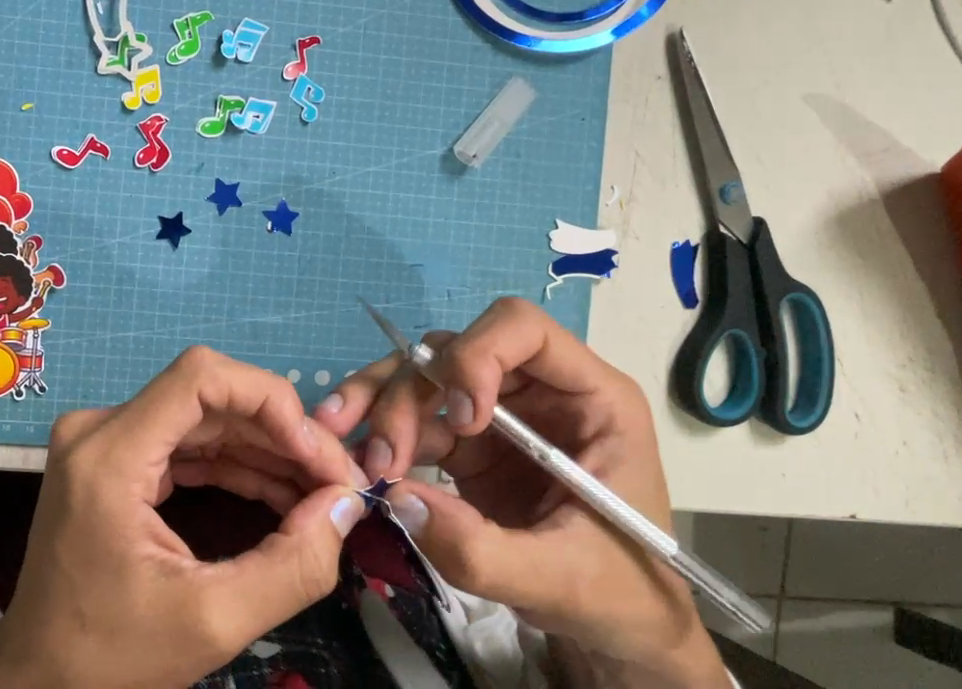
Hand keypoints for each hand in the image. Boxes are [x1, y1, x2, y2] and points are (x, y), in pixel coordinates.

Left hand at [0, 347, 369, 688]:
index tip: (318, 456)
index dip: (270, 400)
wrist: (40, 676)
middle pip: (209, 397)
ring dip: (266, 450)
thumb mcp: (211, 621)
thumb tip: (347, 505)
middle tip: (338, 484)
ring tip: (323, 493)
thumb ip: (291, 566)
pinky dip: (236, 464)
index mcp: (110, 453)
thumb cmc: (112, 654)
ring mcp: (105, 442)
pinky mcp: (115, 461)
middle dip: (281, 433)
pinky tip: (283, 495)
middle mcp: (101, 428)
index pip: (200, 377)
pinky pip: (186, 444)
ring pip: (203, 419)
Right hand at [312, 299, 726, 687]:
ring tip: (343, 446)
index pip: (522, 330)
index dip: (479, 356)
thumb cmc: (618, 594)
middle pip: (453, 352)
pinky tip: (346, 457)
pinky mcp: (464, 444)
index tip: (464, 424)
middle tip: (380, 457)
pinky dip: (372, 433)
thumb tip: (395, 498)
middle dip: (407, 396)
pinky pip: (408, 418)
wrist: (617, 630)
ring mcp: (495, 413)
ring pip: (420, 377)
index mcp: (588, 398)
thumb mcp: (562, 580)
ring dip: (377, 405)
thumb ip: (482, 548)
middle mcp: (534, 389)